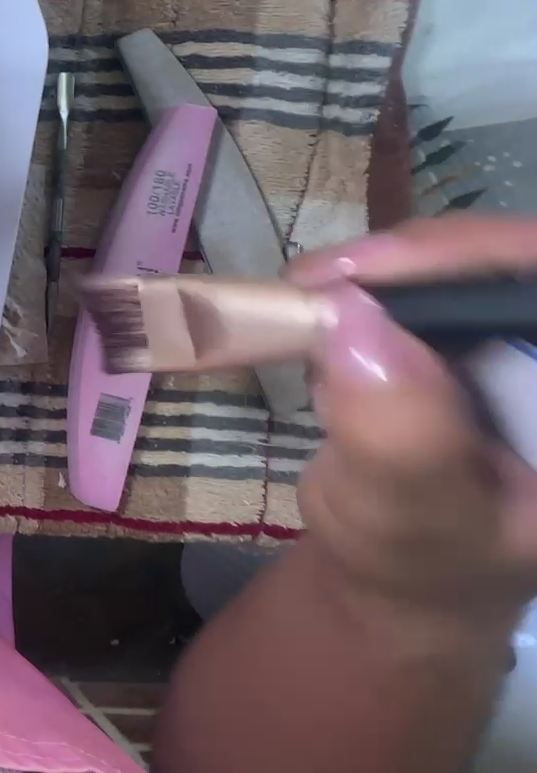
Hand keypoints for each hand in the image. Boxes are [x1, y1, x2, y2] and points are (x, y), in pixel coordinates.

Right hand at [286, 216, 536, 639]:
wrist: (401, 566)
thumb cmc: (416, 553)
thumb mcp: (407, 511)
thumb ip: (398, 434)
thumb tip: (350, 317)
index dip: (479, 259)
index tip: (359, 273)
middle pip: (519, 264)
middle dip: (419, 259)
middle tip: (315, 281)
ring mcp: (531, 354)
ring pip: (481, 265)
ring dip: (389, 270)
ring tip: (310, 303)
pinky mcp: (494, 344)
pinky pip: (447, 281)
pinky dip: (378, 283)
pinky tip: (332, 317)